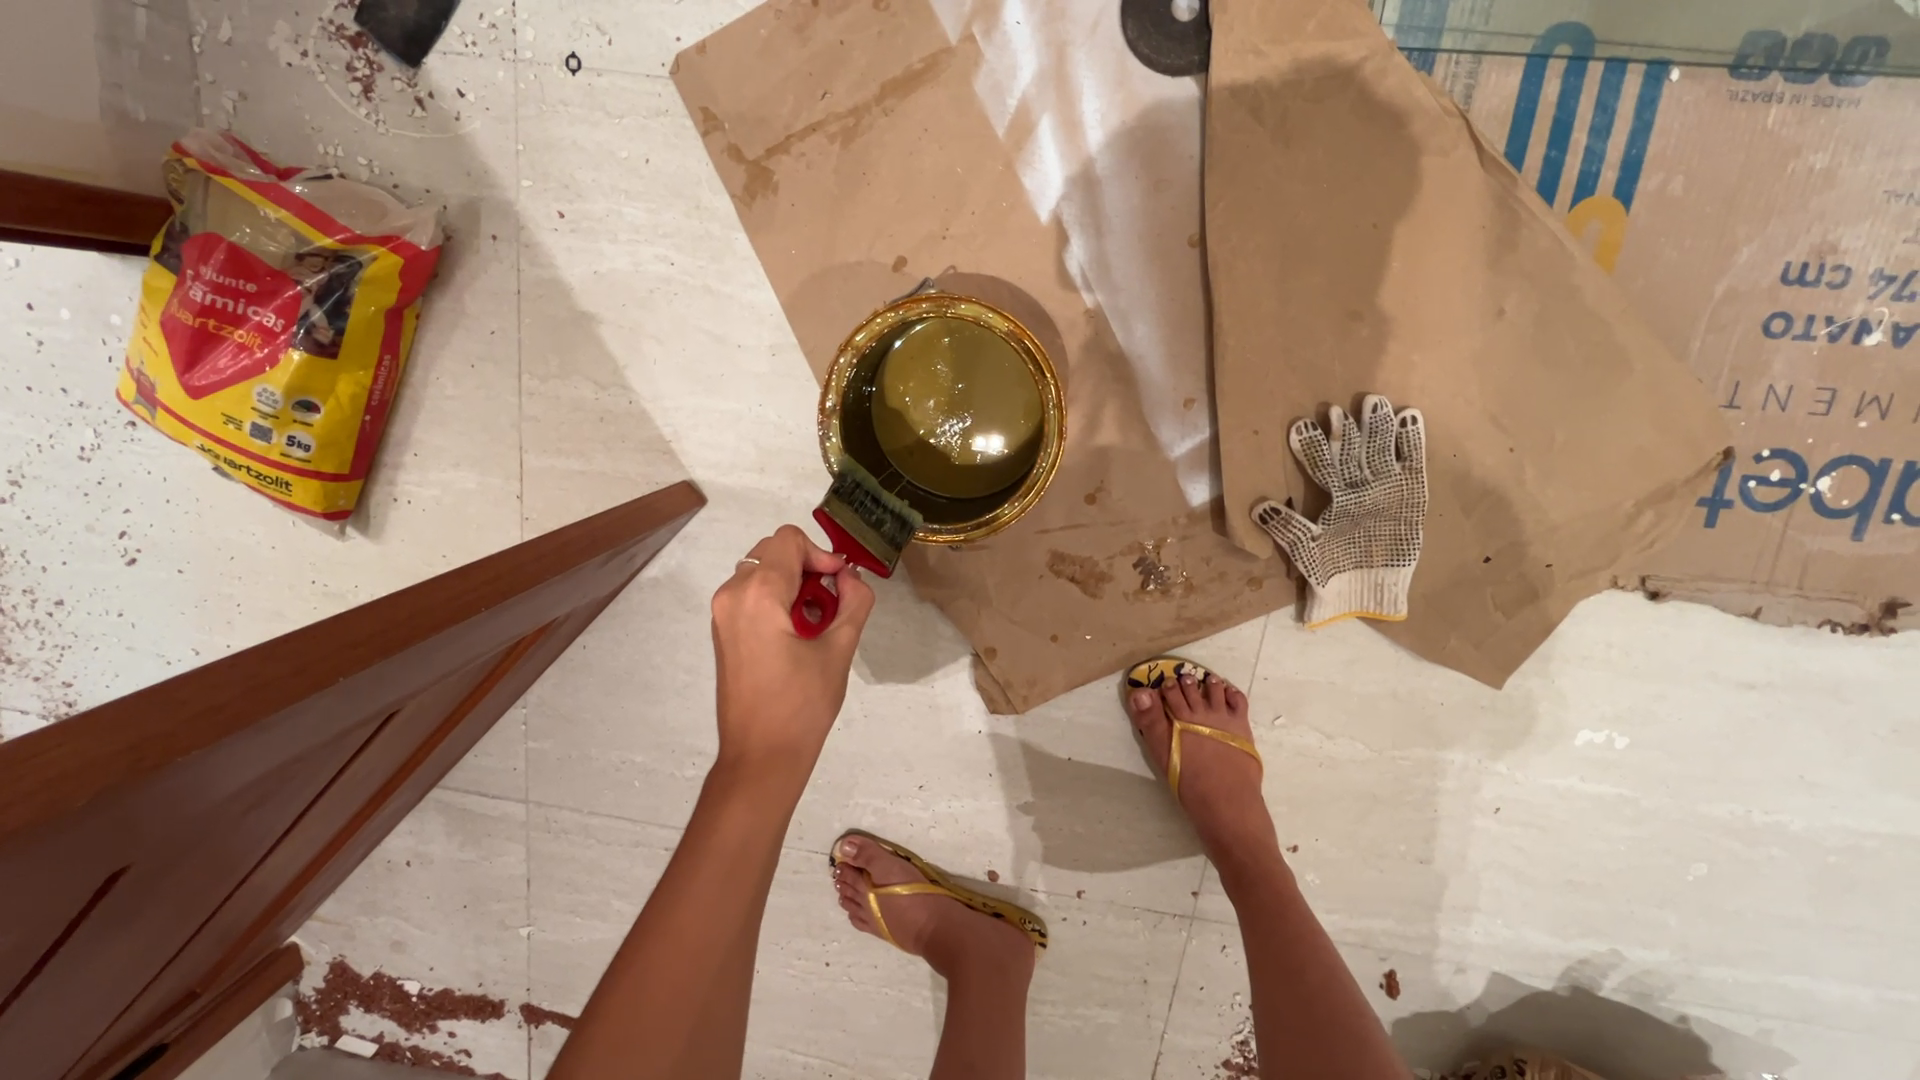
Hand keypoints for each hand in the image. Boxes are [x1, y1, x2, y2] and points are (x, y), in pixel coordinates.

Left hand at [710, 525, 876, 779]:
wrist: (761, 757)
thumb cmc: (802, 706)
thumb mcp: (838, 650)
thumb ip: (854, 602)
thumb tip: (851, 577)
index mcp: (758, 594)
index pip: (789, 540)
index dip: (821, 554)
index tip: (841, 585)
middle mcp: (732, 595)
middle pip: (773, 551)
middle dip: (808, 567)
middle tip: (833, 602)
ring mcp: (722, 613)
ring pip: (761, 571)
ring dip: (793, 583)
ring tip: (817, 621)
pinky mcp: (723, 631)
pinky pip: (751, 594)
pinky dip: (777, 599)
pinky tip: (797, 634)